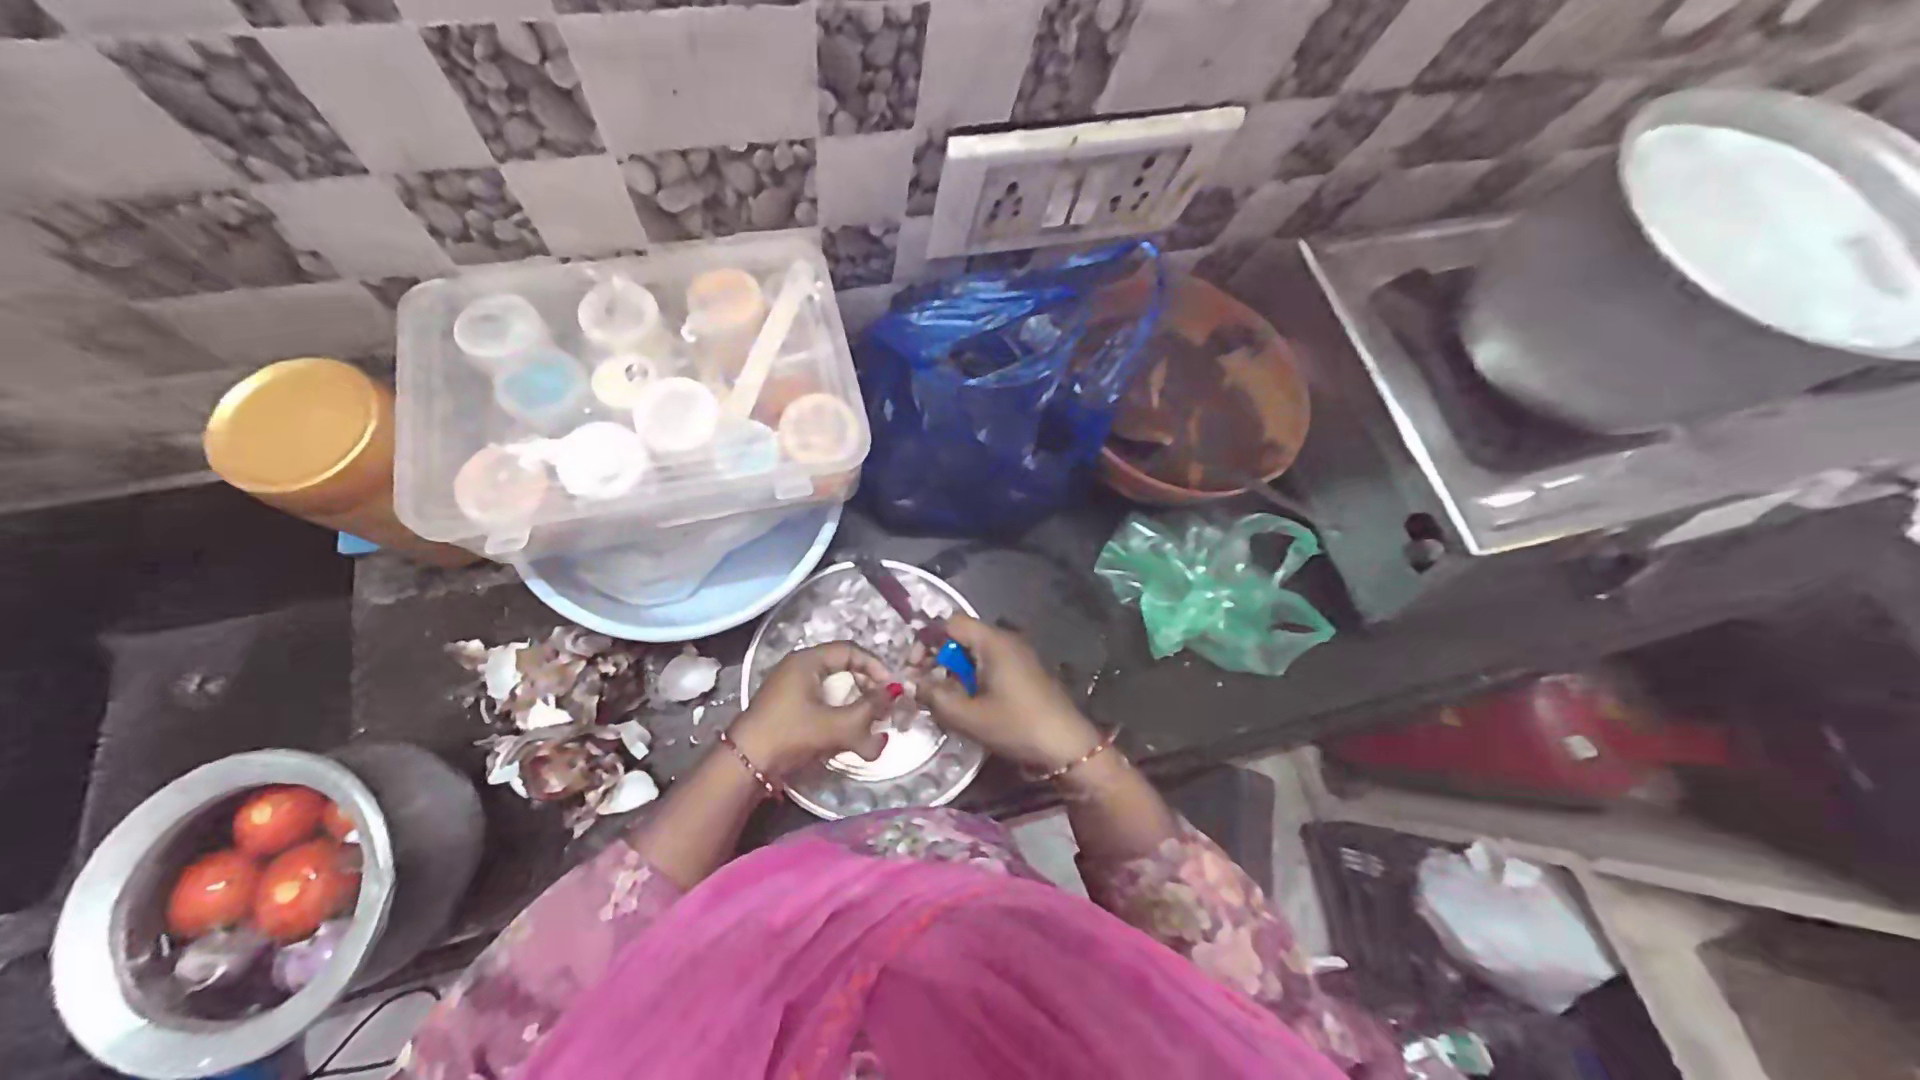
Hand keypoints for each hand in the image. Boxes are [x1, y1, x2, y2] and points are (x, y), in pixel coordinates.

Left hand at [729, 643, 893, 777]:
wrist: (744, 767)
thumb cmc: (789, 735)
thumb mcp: (834, 725)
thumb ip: (869, 711)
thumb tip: (895, 694)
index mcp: (807, 661)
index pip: (849, 651)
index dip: (874, 666)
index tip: (891, 687)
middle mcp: (799, 669)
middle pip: (843, 669)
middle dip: (867, 689)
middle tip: (883, 708)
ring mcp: (793, 690)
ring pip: (835, 690)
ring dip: (856, 706)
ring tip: (871, 726)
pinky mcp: (791, 711)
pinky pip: (824, 704)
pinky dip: (841, 716)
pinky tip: (851, 737)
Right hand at [921, 615, 1100, 770]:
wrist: (1067, 746)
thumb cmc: (1016, 726)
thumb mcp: (968, 716)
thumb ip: (934, 696)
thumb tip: (913, 682)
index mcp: (992, 641)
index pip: (950, 623)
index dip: (927, 640)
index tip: (914, 668)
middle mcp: (1006, 640)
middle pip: (961, 636)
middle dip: (938, 659)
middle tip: (924, 687)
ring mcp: (1018, 655)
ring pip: (974, 652)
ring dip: (955, 671)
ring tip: (944, 699)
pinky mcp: (1024, 671)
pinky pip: (990, 664)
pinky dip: (973, 678)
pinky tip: (968, 703)